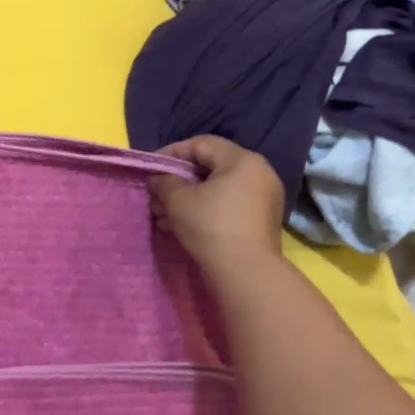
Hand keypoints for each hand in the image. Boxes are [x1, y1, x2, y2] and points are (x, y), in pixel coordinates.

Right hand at [147, 135, 284, 267]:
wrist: (245, 269)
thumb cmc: (209, 224)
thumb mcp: (177, 198)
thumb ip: (164, 181)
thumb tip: (159, 179)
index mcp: (242, 160)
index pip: (201, 144)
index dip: (171, 153)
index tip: (151, 169)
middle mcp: (258, 173)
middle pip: (209, 167)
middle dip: (177, 180)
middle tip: (156, 194)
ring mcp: (263, 197)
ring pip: (216, 188)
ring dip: (187, 197)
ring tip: (163, 214)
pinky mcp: (260, 219)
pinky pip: (227, 203)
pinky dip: (204, 208)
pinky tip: (181, 225)